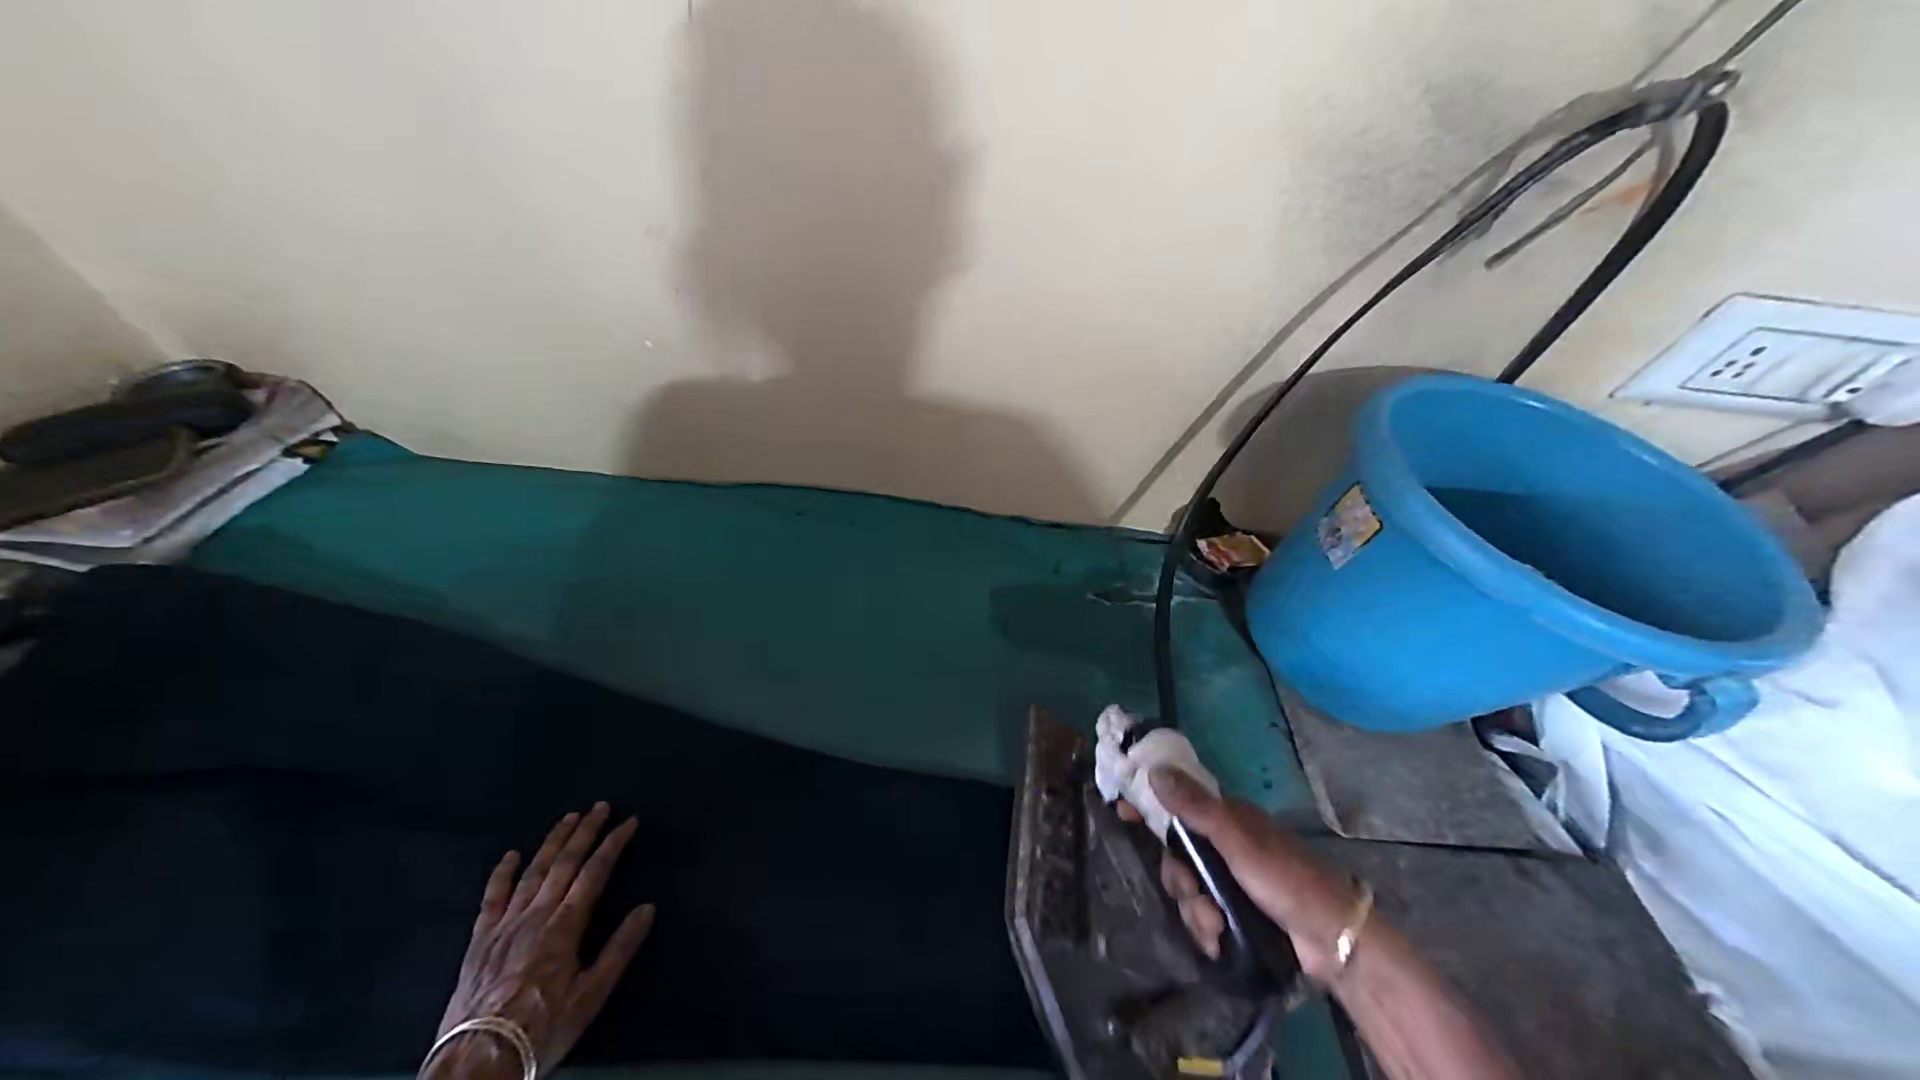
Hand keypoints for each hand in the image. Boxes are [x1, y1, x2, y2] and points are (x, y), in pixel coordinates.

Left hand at [428, 803, 654, 1079]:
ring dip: (552, 841)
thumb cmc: (542, 1029)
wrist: (476, 1063)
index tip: (629, 822)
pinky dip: (502, 873)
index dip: (613, 843)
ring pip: (532, 871)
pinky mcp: (479, 941)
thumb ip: (620, 949)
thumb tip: (646, 908)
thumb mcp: (591, 995)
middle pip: (564, 862)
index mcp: (565, 926)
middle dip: (585, 831)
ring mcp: (503, 925)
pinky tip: (511, 855)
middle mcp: (535, 915)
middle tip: (600, 807)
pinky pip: (491, 897)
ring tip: (568, 819)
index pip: (595, 872)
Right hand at [1147, 767, 1360, 981]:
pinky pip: (1202, 917)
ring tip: (1216, 926)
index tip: (1121, 810)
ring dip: (1195, 912)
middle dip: (1179, 880)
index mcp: (1225, 819)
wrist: (1335, 939)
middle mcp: (1224, 846)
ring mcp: (1229, 882)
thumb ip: (1195, 807)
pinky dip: (1207, 931)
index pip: (1177, 802)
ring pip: (1187, 890)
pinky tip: (1220, 942)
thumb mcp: (1237, 839)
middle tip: (1194, 892)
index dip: (1148, 806)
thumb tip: (1154, 770)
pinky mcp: (1235, 914)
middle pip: (1176, 856)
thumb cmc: (1286, 877)